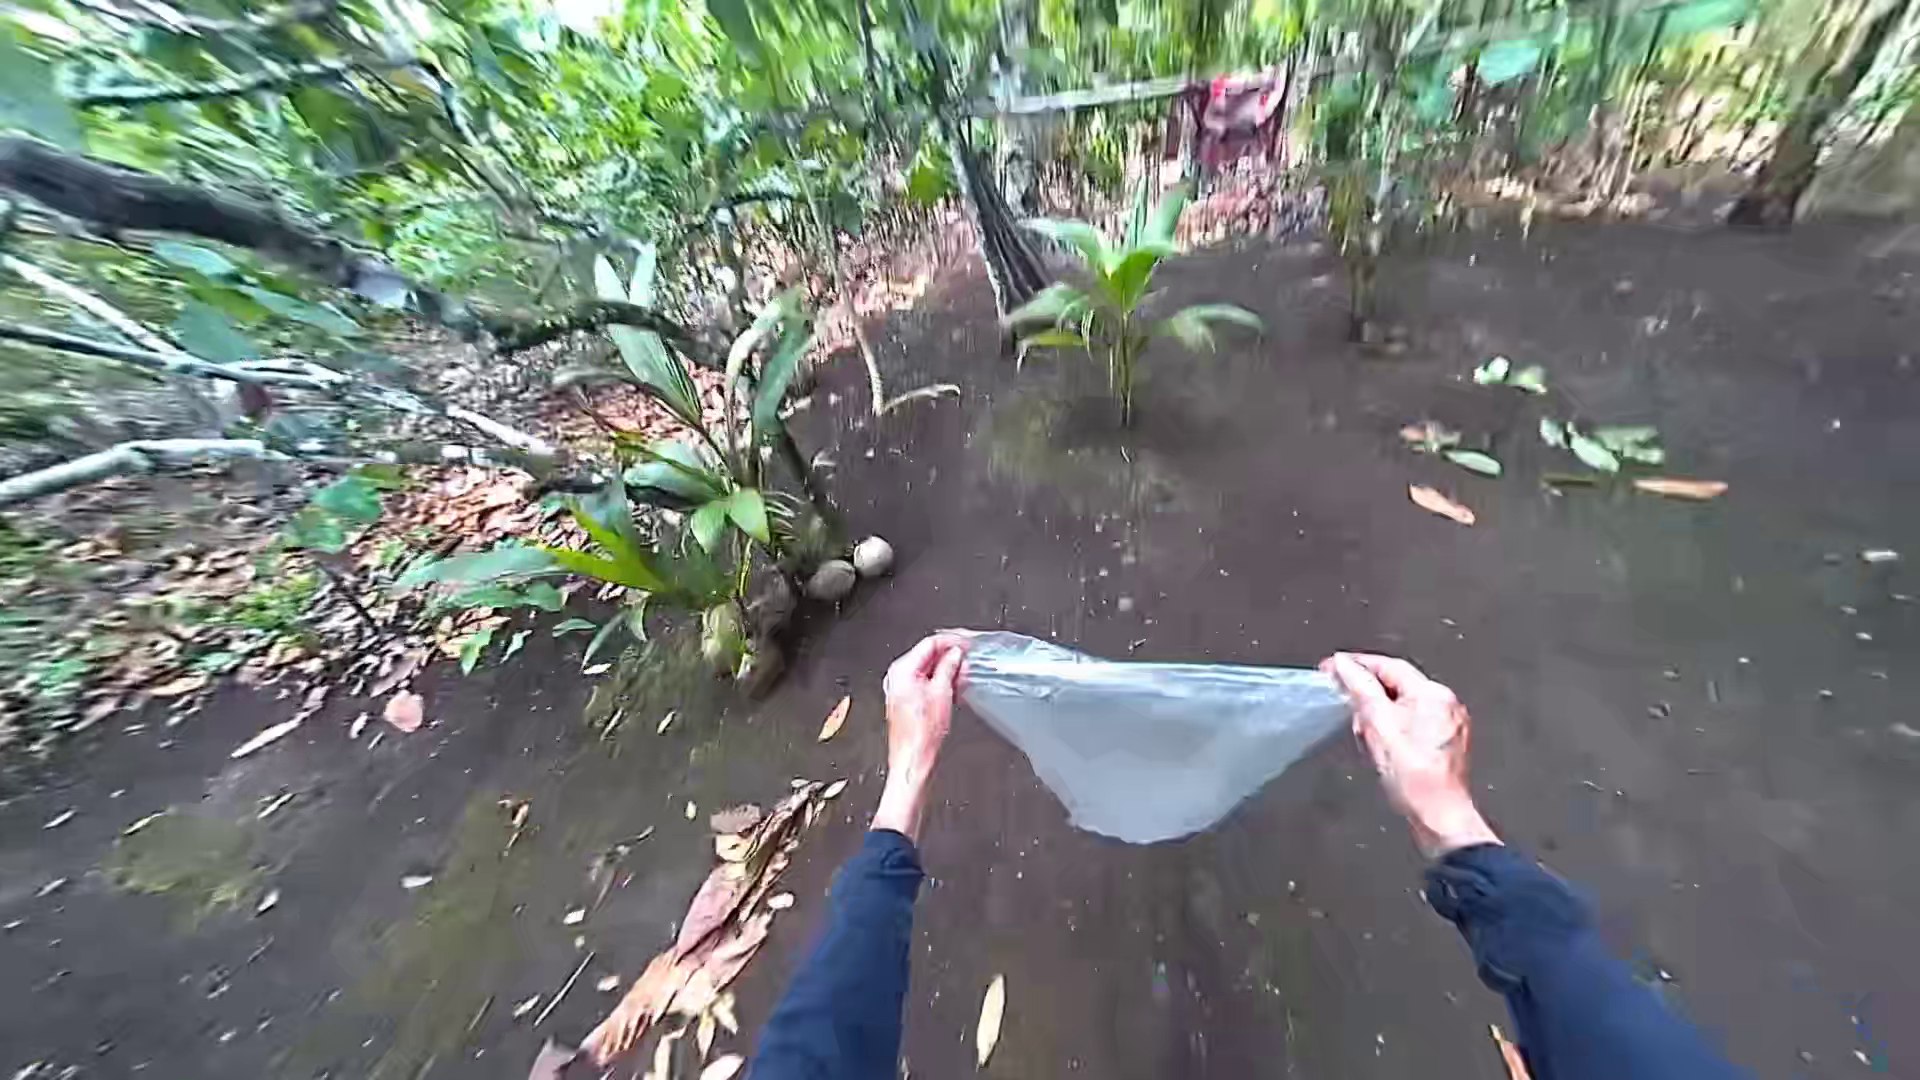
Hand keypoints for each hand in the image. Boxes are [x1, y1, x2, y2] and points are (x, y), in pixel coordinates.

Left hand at [872, 633, 969, 841]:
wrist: (913, 762)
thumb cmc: (921, 735)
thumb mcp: (942, 693)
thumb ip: (948, 667)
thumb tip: (955, 654)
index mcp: (902, 670)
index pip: (929, 643)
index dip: (951, 642)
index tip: (967, 644)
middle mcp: (898, 677)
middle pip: (928, 655)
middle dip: (950, 656)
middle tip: (969, 659)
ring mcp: (901, 689)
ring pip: (928, 669)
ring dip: (947, 670)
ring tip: (965, 674)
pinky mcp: (907, 701)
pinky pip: (926, 683)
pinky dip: (941, 682)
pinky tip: (955, 688)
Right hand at [1320, 652, 1500, 858]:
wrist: (1437, 814)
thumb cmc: (1414, 775)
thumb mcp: (1376, 721)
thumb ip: (1358, 686)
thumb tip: (1343, 664)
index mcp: (1433, 694)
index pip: (1387, 665)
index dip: (1355, 663)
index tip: (1331, 666)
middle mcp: (1446, 705)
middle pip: (1394, 683)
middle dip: (1364, 691)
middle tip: (1341, 698)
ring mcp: (1447, 723)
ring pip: (1400, 702)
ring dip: (1375, 710)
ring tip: (1362, 729)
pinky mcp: (1443, 741)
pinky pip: (1409, 720)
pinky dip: (1388, 724)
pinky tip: (1378, 741)